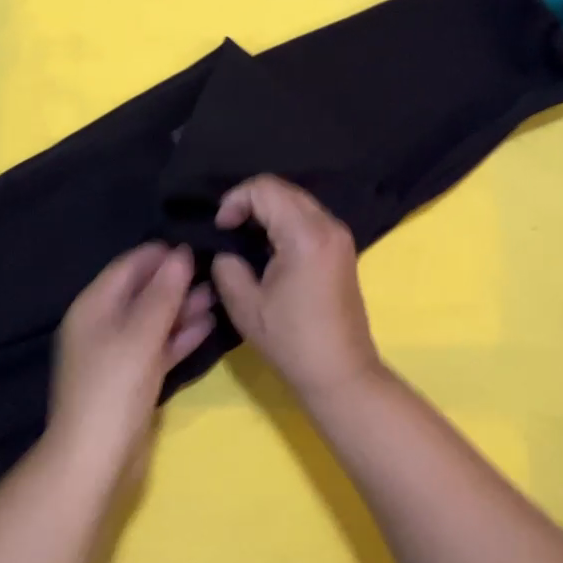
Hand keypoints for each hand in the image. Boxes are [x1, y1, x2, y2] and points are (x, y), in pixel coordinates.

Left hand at [49, 243, 214, 470]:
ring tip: (219, 295)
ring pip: (154, 320)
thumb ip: (162, 294)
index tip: (198, 245)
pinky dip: (180, 336)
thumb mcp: (140, 335)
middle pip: (142, 292)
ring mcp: (117, 353)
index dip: (161, 254)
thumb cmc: (113, 389)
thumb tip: (181, 253)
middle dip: (177, 282)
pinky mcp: (132, 379)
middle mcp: (103, 323)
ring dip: (183, 308)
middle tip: (217, 271)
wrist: (94, 461)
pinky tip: (208, 326)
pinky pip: (158, 347)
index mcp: (93, 305)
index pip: (129, 266)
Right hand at [209, 176, 384, 400]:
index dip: (235, 200)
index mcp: (305, 235)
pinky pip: (308, 216)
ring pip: (296, 200)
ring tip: (244, 235)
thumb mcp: (246, 306)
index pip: (265, 189)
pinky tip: (268, 246)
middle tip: (227, 228)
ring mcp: (339, 235)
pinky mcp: (342, 248)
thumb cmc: (292, 342)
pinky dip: (284, 220)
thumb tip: (225, 252)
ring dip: (267, 209)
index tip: (220, 228)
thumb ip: (227, 267)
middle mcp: (328, 225)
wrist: (341, 373)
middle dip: (250, 201)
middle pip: (282, 188)